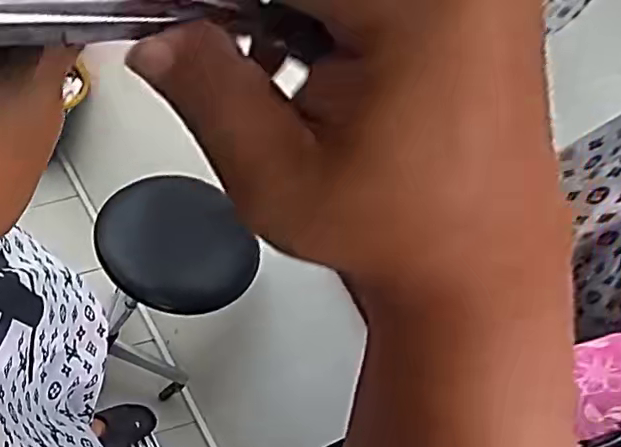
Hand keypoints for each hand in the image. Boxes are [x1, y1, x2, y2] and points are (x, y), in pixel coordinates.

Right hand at [128, 0, 568, 312]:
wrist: (462, 248)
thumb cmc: (391, 225)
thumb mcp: (272, 173)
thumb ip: (210, 96)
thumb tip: (158, 45)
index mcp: (418, 2)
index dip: (205, 6)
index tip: (163, 28)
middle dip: (235, 14)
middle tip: (190, 51)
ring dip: (268, 16)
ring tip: (252, 75)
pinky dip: (305, 16)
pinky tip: (282, 61)